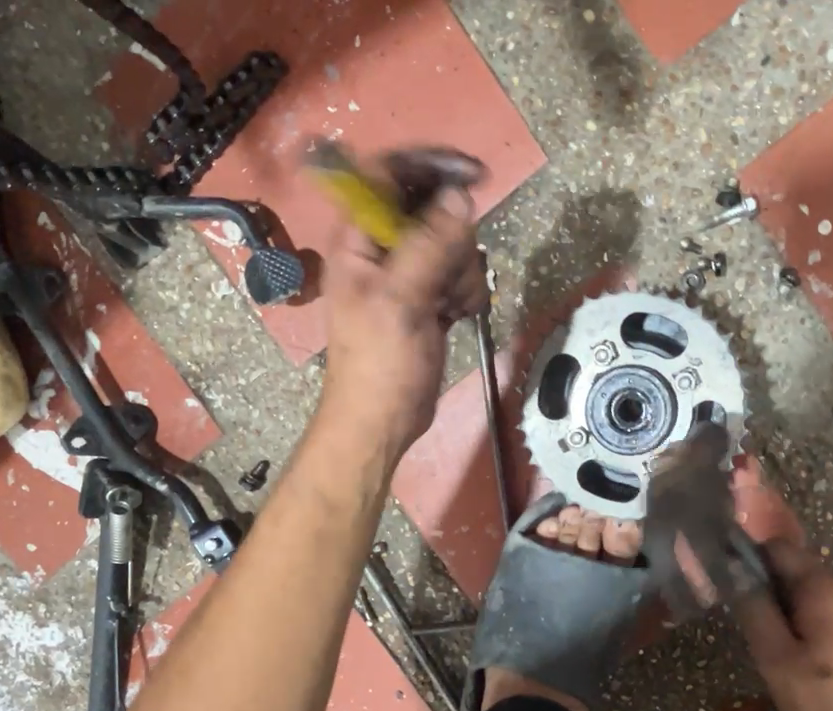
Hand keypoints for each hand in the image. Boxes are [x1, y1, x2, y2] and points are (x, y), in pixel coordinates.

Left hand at [321, 148, 488, 455]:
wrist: (383, 422)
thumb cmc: (380, 365)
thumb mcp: (401, 301)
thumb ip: (430, 246)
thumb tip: (460, 197)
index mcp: (359, 240)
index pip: (389, 176)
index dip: (429, 167)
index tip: (474, 176)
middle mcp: (382, 250)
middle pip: (431, 210)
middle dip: (454, 240)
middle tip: (451, 277)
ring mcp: (408, 276)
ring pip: (452, 245)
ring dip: (463, 273)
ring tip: (451, 308)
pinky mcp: (428, 300)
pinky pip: (458, 276)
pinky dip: (465, 293)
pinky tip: (457, 318)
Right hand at [733, 536, 832, 710]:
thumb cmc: (825, 702)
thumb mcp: (775, 659)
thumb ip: (753, 608)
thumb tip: (734, 569)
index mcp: (827, 585)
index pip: (777, 548)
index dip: (751, 564)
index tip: (740, 598)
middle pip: (799, 571)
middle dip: (777, 597)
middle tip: (771, 643)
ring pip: (817, 592)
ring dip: (799, 613)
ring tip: (796, 659)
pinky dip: (821, 623)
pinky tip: (821, 662)